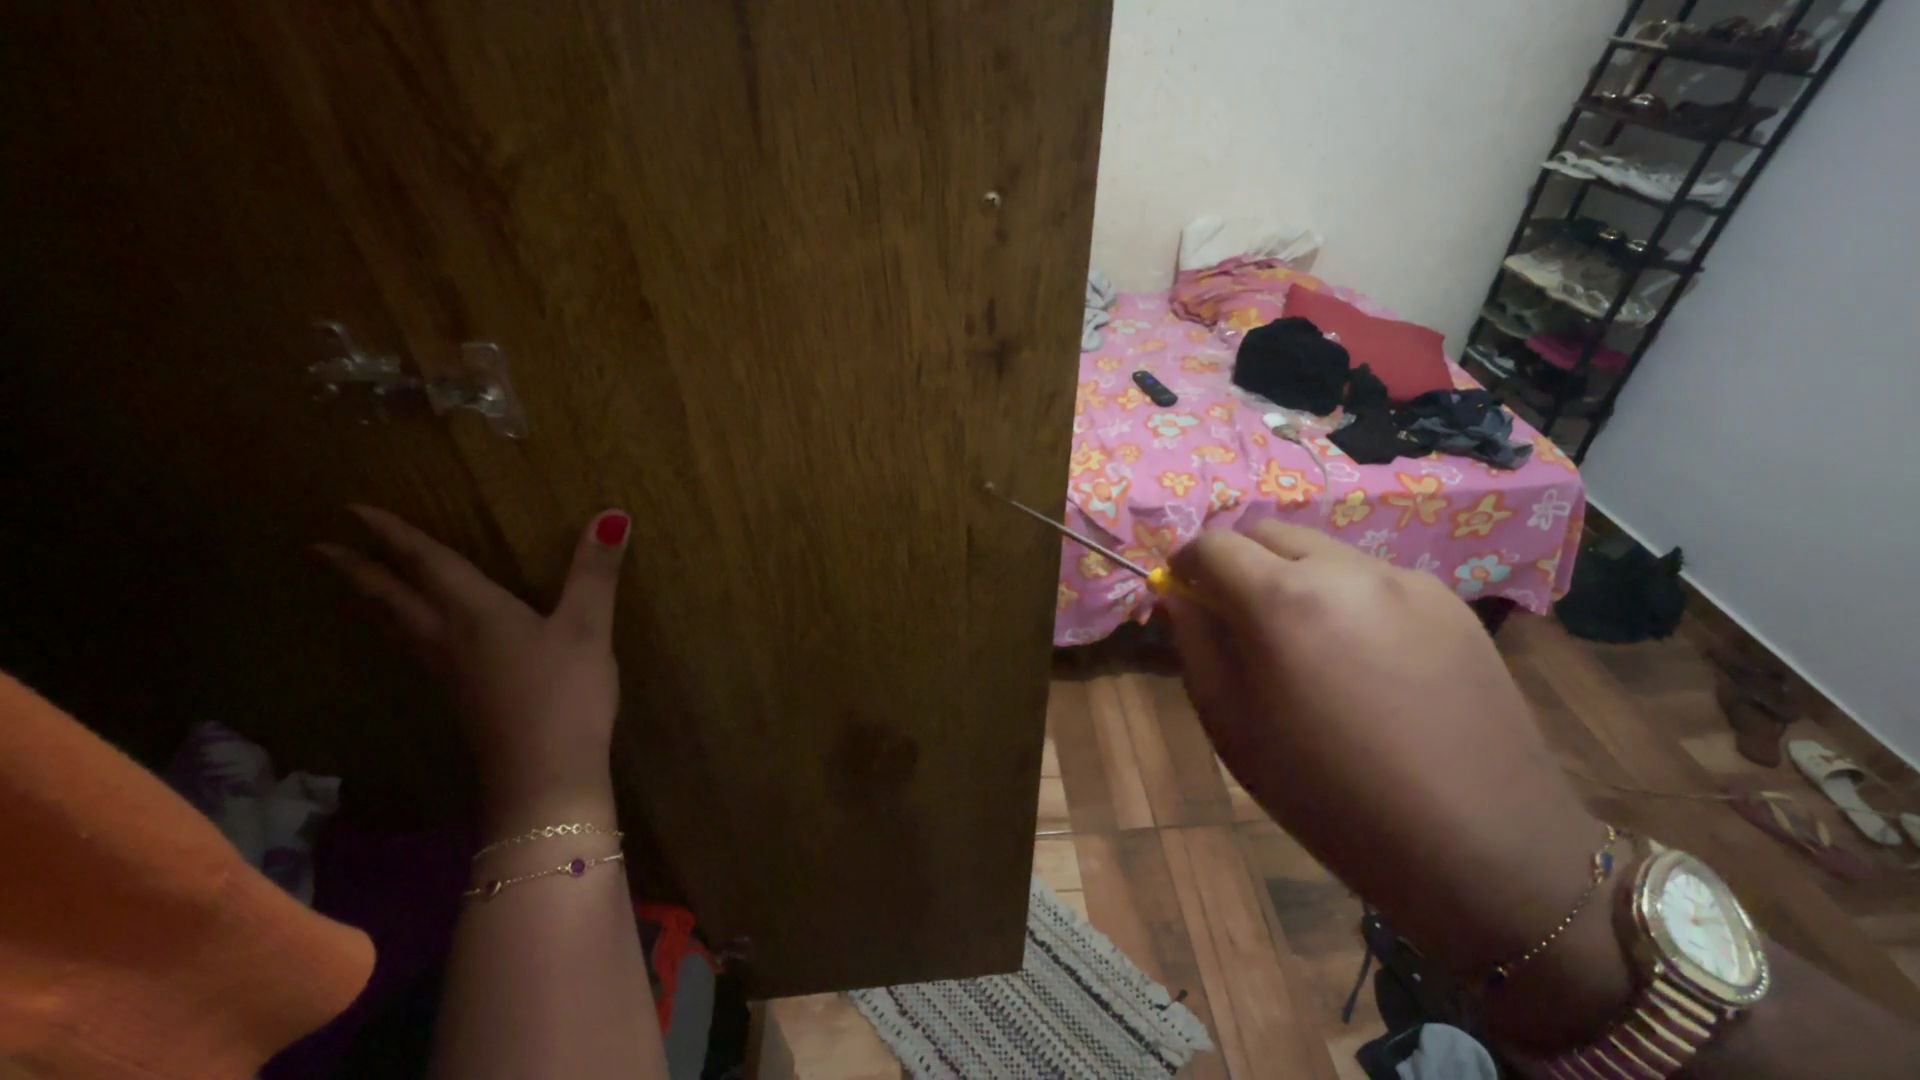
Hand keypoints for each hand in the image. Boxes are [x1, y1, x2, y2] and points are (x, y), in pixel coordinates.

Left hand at [317, 505, 631, 821]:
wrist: (544, 774)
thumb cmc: (564, 693)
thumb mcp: (587, 626)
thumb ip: (595, 572)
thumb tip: (612, 514)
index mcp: (475, 612)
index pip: (427, 564)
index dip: (393, 535)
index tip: (351, 510)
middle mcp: (449, 639)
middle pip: (394, 599)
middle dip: (359, 571)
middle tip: (320, 549)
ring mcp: (450, 675)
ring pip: (399, 630)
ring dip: (374, 604)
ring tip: (356, 591)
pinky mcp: (461, 702)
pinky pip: (417, 654)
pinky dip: (401, 634)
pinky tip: (416, 644)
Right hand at [1163, 523, 1628, 1045]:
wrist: (1476, 842)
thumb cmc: (1328, 796)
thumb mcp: (1233, 727)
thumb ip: (1195, 645)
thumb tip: (1176, 596)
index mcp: (1282, 600)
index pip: (1212, 544)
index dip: (1186, 564)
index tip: (1183, 595)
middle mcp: (1344, 569)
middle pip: (1269, 532)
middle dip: (1239, 561)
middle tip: (1236, 616)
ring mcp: (1405, 580)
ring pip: (1324, 552)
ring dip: (1293, 576)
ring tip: (1304, 644)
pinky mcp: (1450, 602)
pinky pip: (1375, 579)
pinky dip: (1347, 598)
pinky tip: (1363, 661)